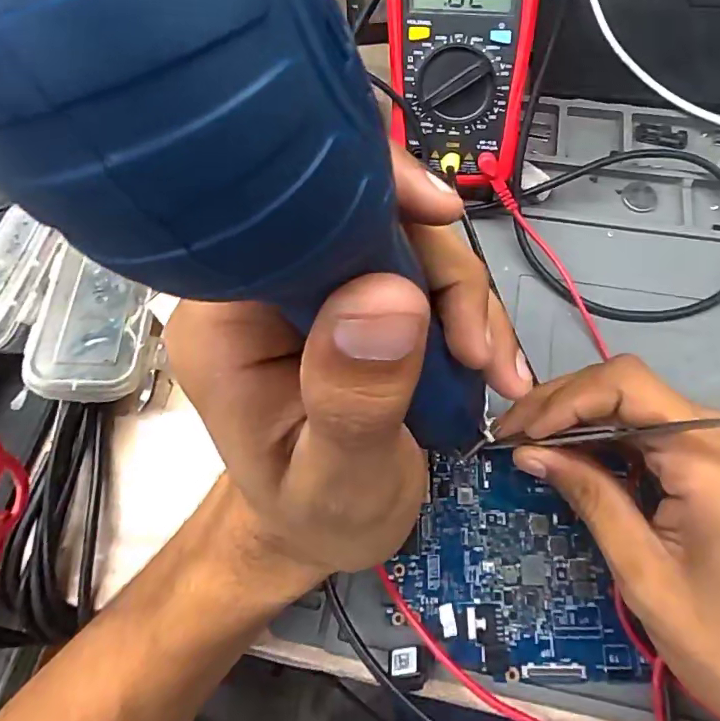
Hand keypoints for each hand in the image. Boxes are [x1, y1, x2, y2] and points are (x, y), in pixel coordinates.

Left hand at [167, 142, 529, 585]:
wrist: (321, 527)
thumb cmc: (314, 518)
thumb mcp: (336, 482)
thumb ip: (355, 399)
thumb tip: (391, 295)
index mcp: (229, 318)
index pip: (291, 217)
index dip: (368, 193)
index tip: (441, 216)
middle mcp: (267, 284)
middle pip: (368, 220)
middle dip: (440, 273)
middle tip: (478, 350)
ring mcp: (317, 285)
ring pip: (408, 242)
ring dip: (463, 298)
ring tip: (490, 369)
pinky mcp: (357, 294)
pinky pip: (424, 271)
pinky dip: (466, 309)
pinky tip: (487, 360)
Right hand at [496, 356, 719, 720]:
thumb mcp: (647, 578)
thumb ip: (591, 498)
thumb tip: (530, 451)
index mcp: (715, 457)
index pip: (625, 386)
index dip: (563, 399)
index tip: (518, 432)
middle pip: (629, 386)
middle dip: (564, 404)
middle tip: (511, 432)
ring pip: (640, 402)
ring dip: (584, 418)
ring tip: (532, 441)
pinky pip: (659, 428)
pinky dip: (613, 436)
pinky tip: (577, 454)